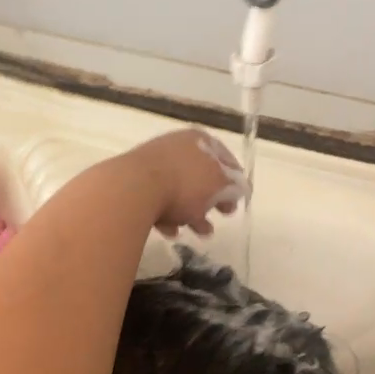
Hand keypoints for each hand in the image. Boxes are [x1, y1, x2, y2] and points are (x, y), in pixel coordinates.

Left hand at [119, 128, 246, 236]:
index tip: (241, 196)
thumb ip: (234, 187)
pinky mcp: (134, 184)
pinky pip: (157, 201)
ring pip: (179, 191)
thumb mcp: (219, 186)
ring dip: (193, 213)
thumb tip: (241, 189)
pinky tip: (171, 232)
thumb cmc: (184, 184)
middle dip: (214, 199)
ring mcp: (152, 165)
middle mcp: (175, 147)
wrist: (133, 189)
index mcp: (198, 140)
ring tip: (201, 233)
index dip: (235, 178)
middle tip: (225, 214)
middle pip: (201, 175)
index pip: (224, 157)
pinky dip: (168, 217)